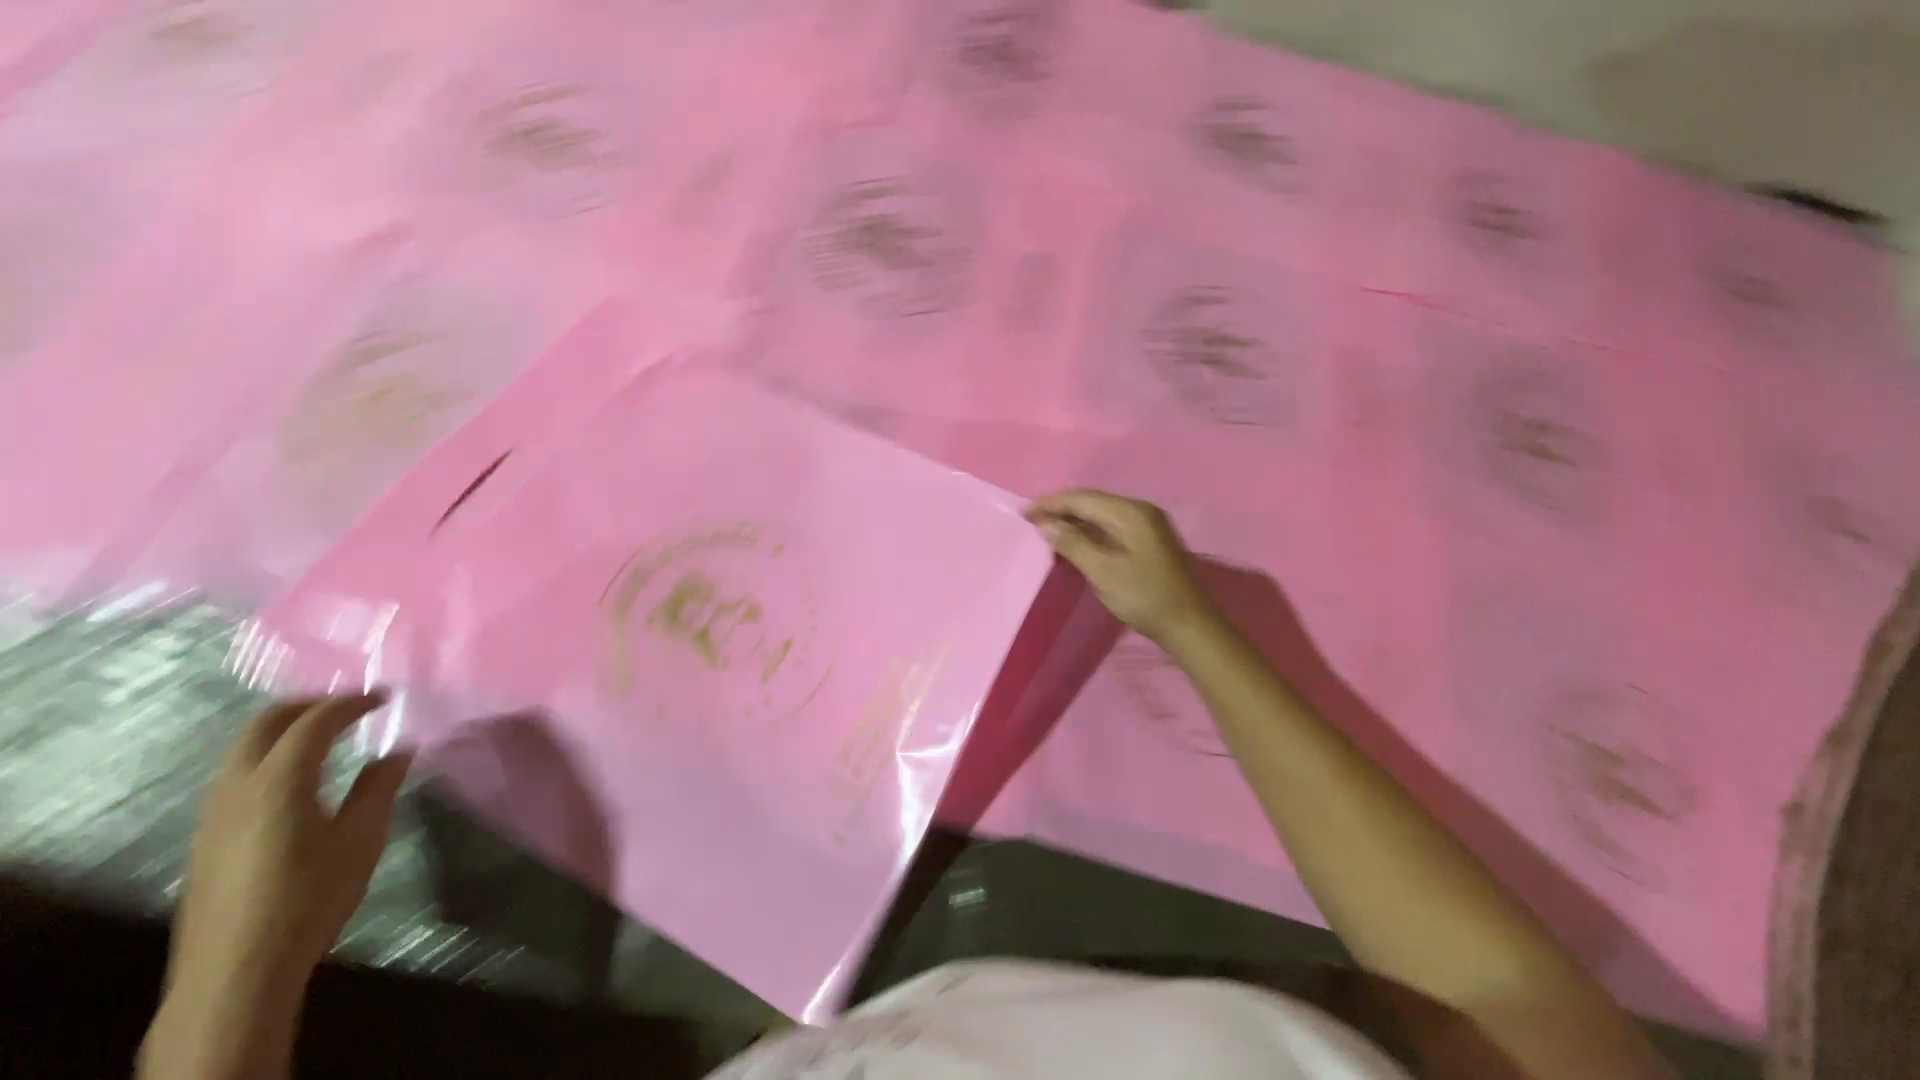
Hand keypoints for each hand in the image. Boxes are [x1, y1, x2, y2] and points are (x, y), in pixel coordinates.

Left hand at [170, 694, 410, 989]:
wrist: (237, 969)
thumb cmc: (310, 898)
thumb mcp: (361, 840)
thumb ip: (378, 787)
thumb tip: (399, 748)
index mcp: (279, 780)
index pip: (315, 722)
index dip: (351, 703)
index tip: (383, 697)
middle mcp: (238, 785)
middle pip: (265, 723)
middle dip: (308, 705)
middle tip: (348, 705)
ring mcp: (214, 811)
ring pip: (243, 748)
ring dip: (284, 730)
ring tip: (324, 737)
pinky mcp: (207, 835)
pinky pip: (236, 774)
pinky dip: (268, 757)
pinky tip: (295, 781)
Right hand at [1025, 489, 1214, 641]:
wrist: (1189, 624)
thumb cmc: (1144, 596)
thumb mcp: (1103, 571)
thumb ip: (1073, 544)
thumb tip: (1045, 524)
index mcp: (1130, 512)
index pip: (1082, 498)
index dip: (1050, 504)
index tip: (1023, 514)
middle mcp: (1140, 511)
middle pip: (1092, 502)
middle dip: (1060, 509)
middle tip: (1031, 521)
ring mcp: (1147, 526)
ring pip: (1101, 514)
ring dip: (1073, 520)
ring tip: (1046, 530)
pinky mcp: (1148, 542)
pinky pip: (1111, 527)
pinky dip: (1089, 531)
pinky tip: (1074, 542)